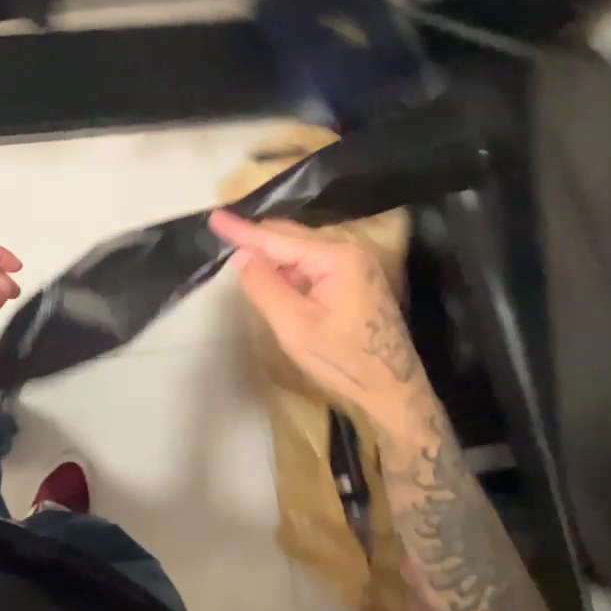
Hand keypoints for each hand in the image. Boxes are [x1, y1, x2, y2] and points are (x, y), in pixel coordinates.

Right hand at [209, 210, 421, 411]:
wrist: (395, 393)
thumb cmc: (344, 362)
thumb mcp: (294, 326)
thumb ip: (264, 286)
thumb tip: (241, 255)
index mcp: (337, 257)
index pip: (277, 238)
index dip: (242, 230)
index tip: (214, 217)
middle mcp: (349, 250)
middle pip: (290, 237)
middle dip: (257, 242)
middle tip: (223, 243)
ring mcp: (356, 264)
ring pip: (300, 251)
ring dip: (273, 259)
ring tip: (246, 268)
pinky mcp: (356, 279)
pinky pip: (312, 264)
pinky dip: (290, 271)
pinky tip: (277, 286)